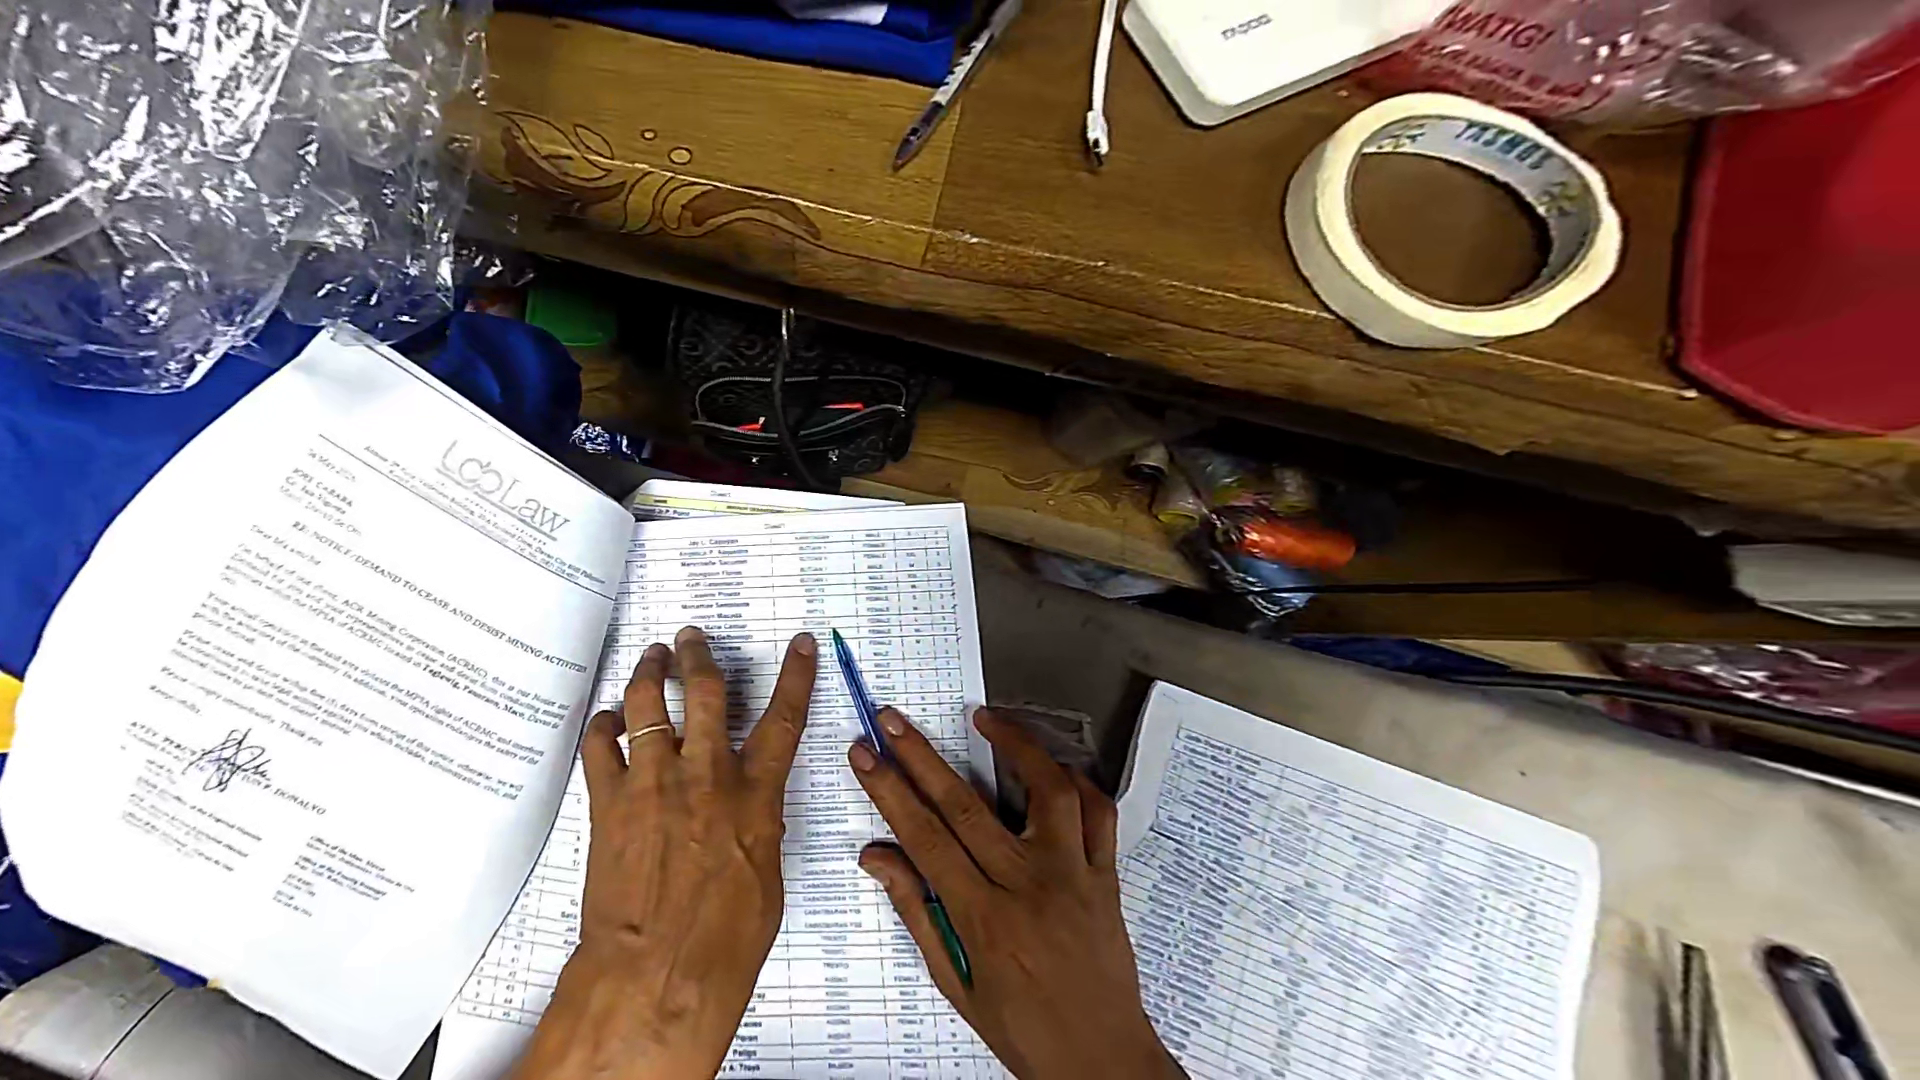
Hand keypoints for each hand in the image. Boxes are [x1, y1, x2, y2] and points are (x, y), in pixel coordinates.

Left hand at [510, 626, 817, 1079]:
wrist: (655, 974)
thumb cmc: (727, 933)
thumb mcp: (768, 870)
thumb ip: (761, 821)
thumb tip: (754, 803)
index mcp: (754, 791)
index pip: (784, 717)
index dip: (797, 675)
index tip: (801, 642)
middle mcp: (705, 774)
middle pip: (703, 693)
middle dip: (698, 656)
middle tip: (691, 636)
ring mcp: (652, 784)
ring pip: (646, 706)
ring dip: (648, 673)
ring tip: (650, 655)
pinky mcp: (609, 804)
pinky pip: (600, 747)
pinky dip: (604, 725)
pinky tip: (608, 718)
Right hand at [849, 708, 1184, 1079]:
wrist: (1101, 1061)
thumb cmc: (1023, 1028)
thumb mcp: (955, 982)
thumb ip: (917, 911)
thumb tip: (876, 857)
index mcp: (984, 919)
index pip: (924, 838)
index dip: (889, 790)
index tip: (866, 755)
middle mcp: (1029, 887)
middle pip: (966, 806)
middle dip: (921, 756)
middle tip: (894, 721)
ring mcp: (1073, 874)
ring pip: (1047, 792)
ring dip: (1015, 746)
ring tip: (984, 718)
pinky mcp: (1105, 873)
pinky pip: (1099, 814)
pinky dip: (1077, 781)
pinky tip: (1052, 764)